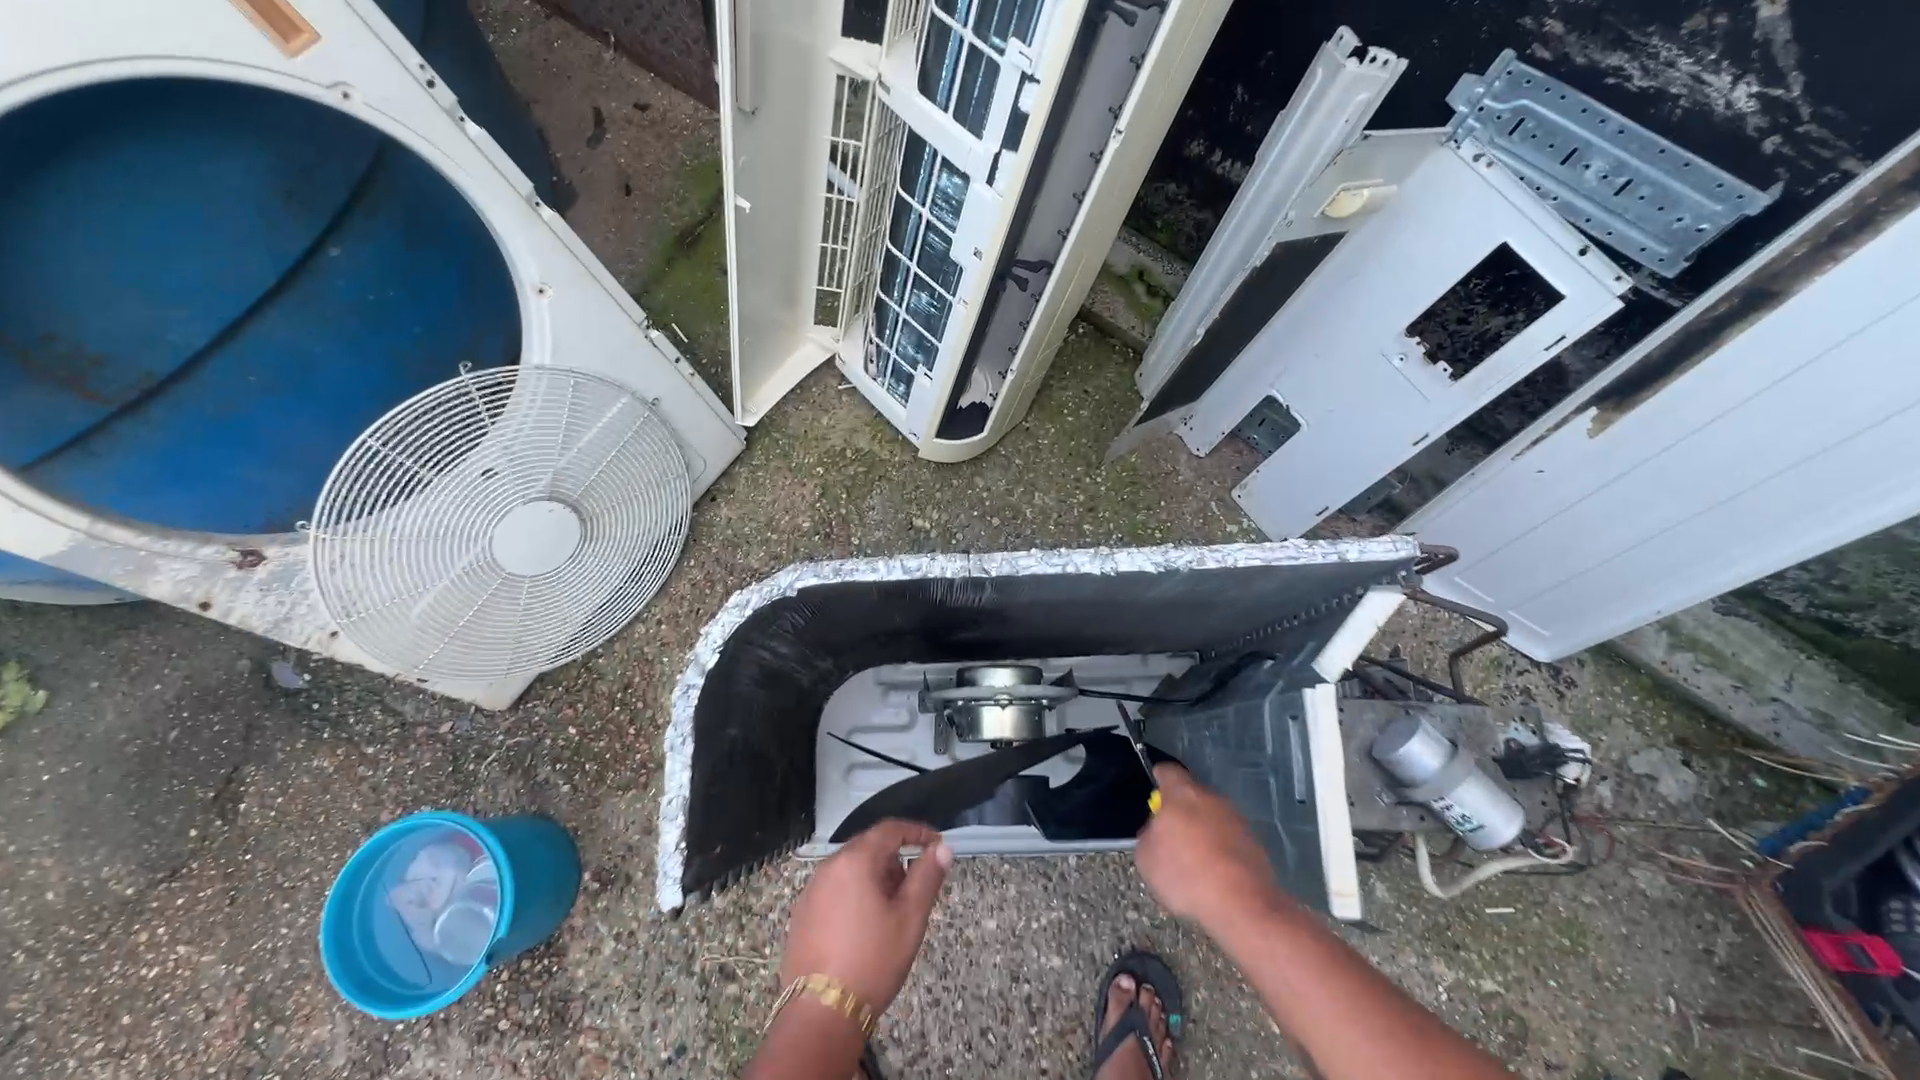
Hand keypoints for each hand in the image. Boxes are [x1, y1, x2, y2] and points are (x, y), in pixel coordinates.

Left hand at [778, 819, 952, 1016]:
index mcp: (855, 861)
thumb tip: (942, 848)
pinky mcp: (802, 914)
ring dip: (876, 877)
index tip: (937, 844)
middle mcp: (828, 867)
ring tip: (892, 911)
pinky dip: (856, 894)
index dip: (917, 832)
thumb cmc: (873, 959)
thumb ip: (927, 876)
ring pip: (851, 869)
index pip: (890, 829)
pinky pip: (835, 889)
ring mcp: (811, 891)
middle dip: (896, 858)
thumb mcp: (910, 918)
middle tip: (916, 886)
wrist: (822, 1011)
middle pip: (868, 847)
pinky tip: (865, 926)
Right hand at [1136, 764, 1284, 927]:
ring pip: (1211, 818)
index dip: (1158, 778)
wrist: (1242, 904)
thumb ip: (1148, 834)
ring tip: (1192, 862)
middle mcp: (1212, 799)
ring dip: (1201, 832)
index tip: (1153, 792)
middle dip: (1180, 811)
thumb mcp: (1146, 857)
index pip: (1168, 771)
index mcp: (1183, 794)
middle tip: (1169, 836)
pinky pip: (1227, 839)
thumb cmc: (1185, 874)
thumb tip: (1158, 831)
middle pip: (1192, 795)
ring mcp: (1236, 820)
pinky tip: (1212, 876)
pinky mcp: (1254, 843)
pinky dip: (1218, 850)